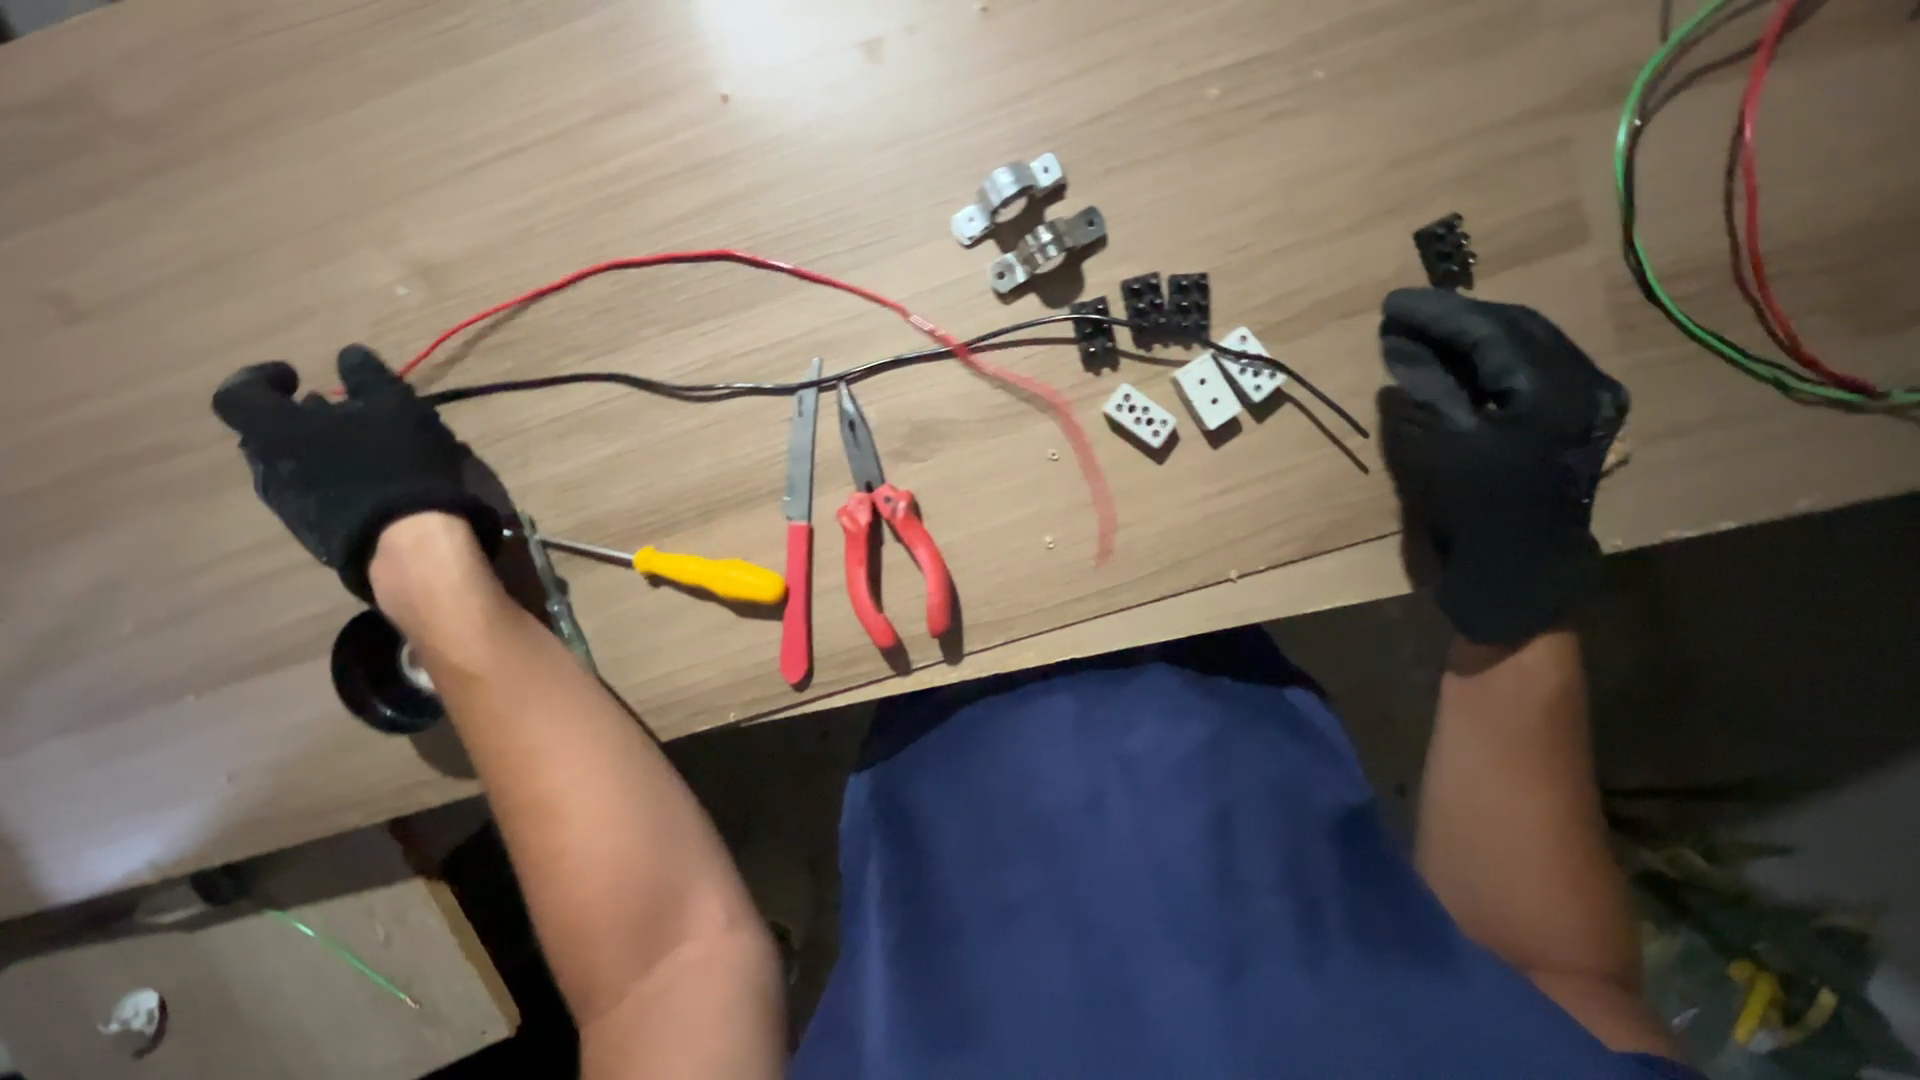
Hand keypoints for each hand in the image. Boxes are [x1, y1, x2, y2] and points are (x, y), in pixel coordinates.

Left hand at [212, 345, 498, 601]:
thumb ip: (367, 375)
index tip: (293, 374)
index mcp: (274, 430)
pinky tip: (368, 483)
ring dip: (313, 452)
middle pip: (262, 434)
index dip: (258, 379)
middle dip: (294, 419)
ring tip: (355, 449)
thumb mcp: (395, 404)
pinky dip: (330, 481)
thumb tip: (348, 354)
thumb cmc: (395, 460)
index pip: (235, 395)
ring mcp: (288, 506)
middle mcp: (267, 468)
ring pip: (287, 467)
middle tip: (330, 411)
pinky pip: (310, 496)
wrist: (407, 542)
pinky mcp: (314, 534)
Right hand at [1376, 288, 1627, 644]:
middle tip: (1404, 314)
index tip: (1390, 303)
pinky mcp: (1582, 416)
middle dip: (1457, 318)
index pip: (1489, 329)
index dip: (1436, 313)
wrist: (1519, 571)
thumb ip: (1423, 383)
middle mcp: (1585, 383)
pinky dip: (1495, 359)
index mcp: (1553, 389)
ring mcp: (1591, 399)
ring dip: (1476, 335)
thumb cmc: (1474, 511)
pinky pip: (1537, 369)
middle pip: (1516, 327)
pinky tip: (1461, 361)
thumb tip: (1401, 340)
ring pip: (1530, 344)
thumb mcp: (1436, 443)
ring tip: (1425, 333)